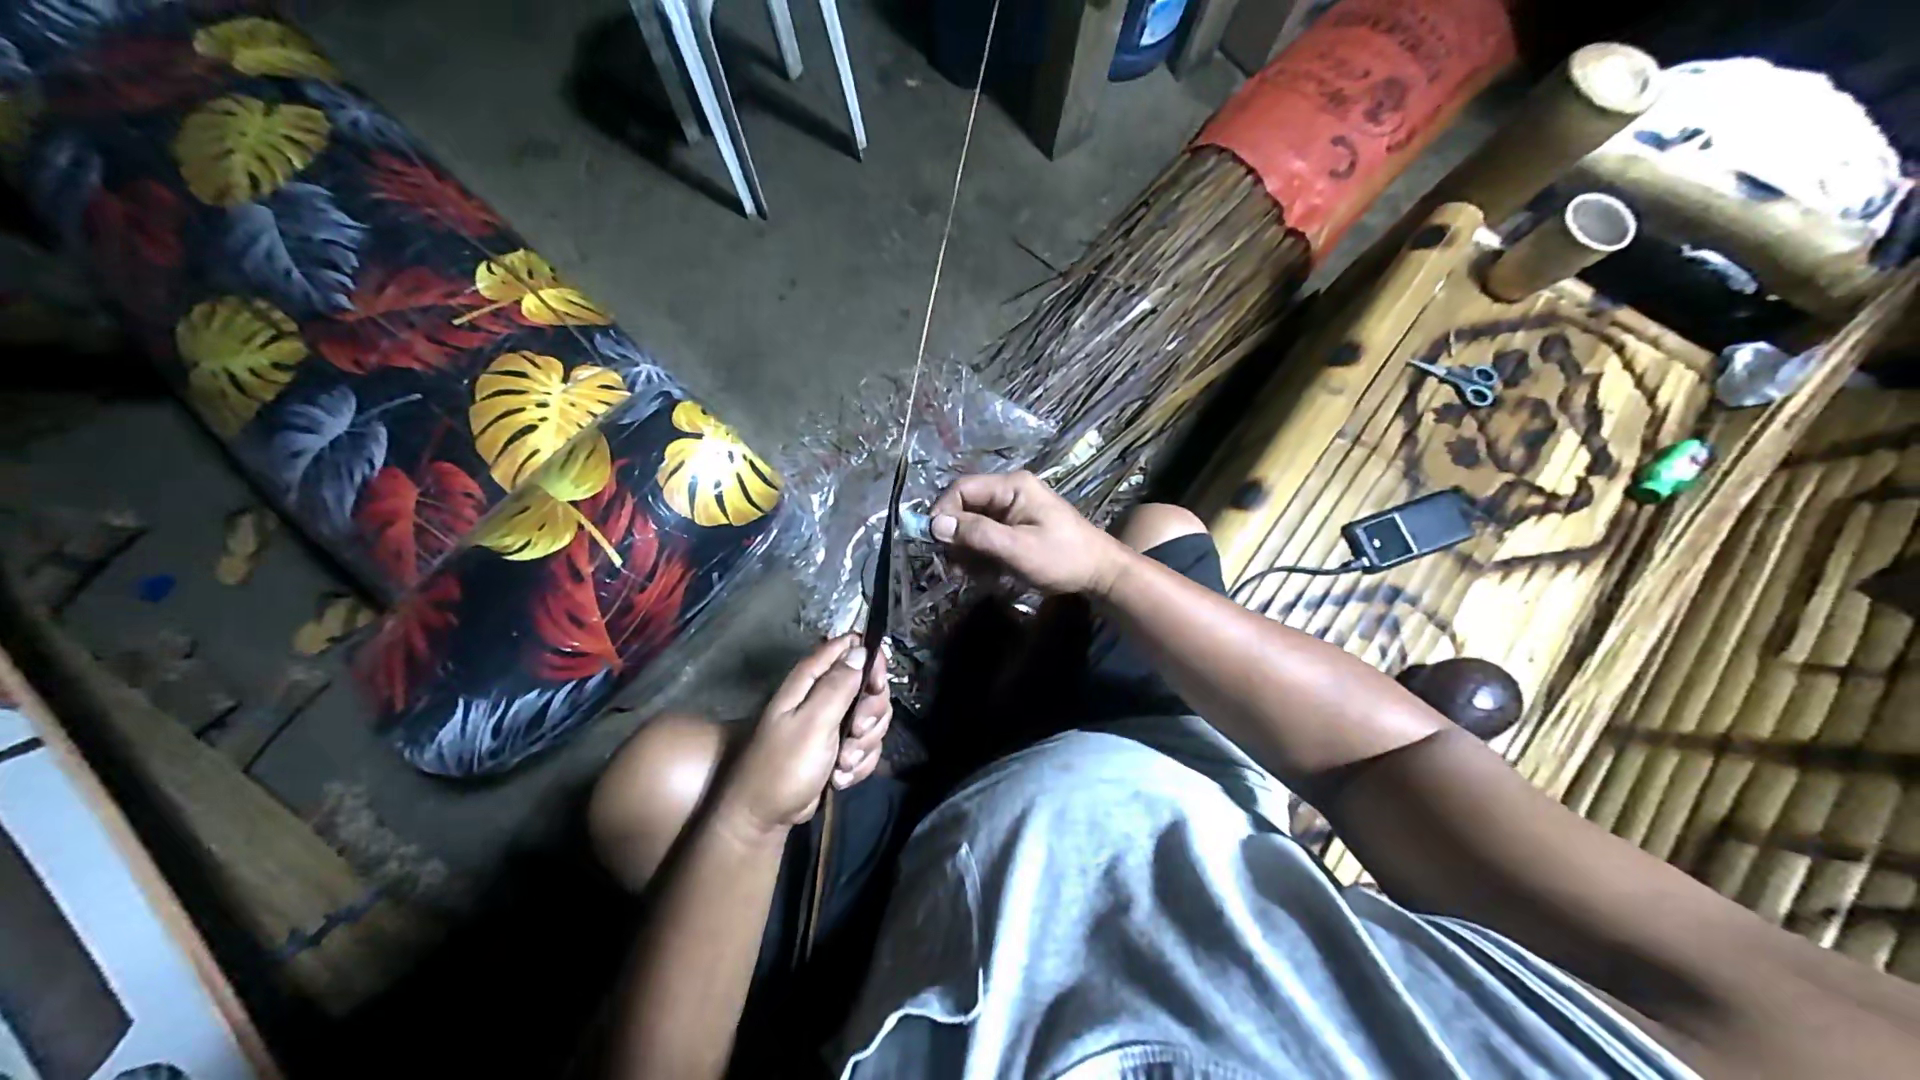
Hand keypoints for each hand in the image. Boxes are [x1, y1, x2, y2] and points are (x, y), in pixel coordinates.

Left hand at [718, 635, 891, 834]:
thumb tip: (860, 650)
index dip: (870, 660)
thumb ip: (838, 685)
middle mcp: (823, 695)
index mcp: (810, 680)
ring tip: (840, 764)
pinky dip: (858, 763)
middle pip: (869, 686)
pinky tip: (839, 777)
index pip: (849, 648)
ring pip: (872, 719)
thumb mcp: (812, 723)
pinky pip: (866, 746)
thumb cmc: (783, 766)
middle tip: (856, 733)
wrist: (765, 816)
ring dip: (863, 746)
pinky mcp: (839, 748)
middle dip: (871, 714)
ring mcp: (832, 723)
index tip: (875, 686)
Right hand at [929, 471, 1129, 595]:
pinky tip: (986, 574)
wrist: (1100, 574)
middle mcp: (1009, 492)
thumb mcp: (1017, 548)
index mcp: (1012, 486)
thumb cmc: (1062, 558)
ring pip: (973, 525)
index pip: (962, 488)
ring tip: (972, 574)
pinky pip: (986, 536)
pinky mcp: (1016, 528)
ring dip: (967, 550)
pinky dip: (981, 555)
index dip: (944, 513)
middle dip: (956, 537)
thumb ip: (977, 534)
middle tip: (956, 566)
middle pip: (965, 507)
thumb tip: (935, 525)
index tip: (936, 543)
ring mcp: (1013, 510)